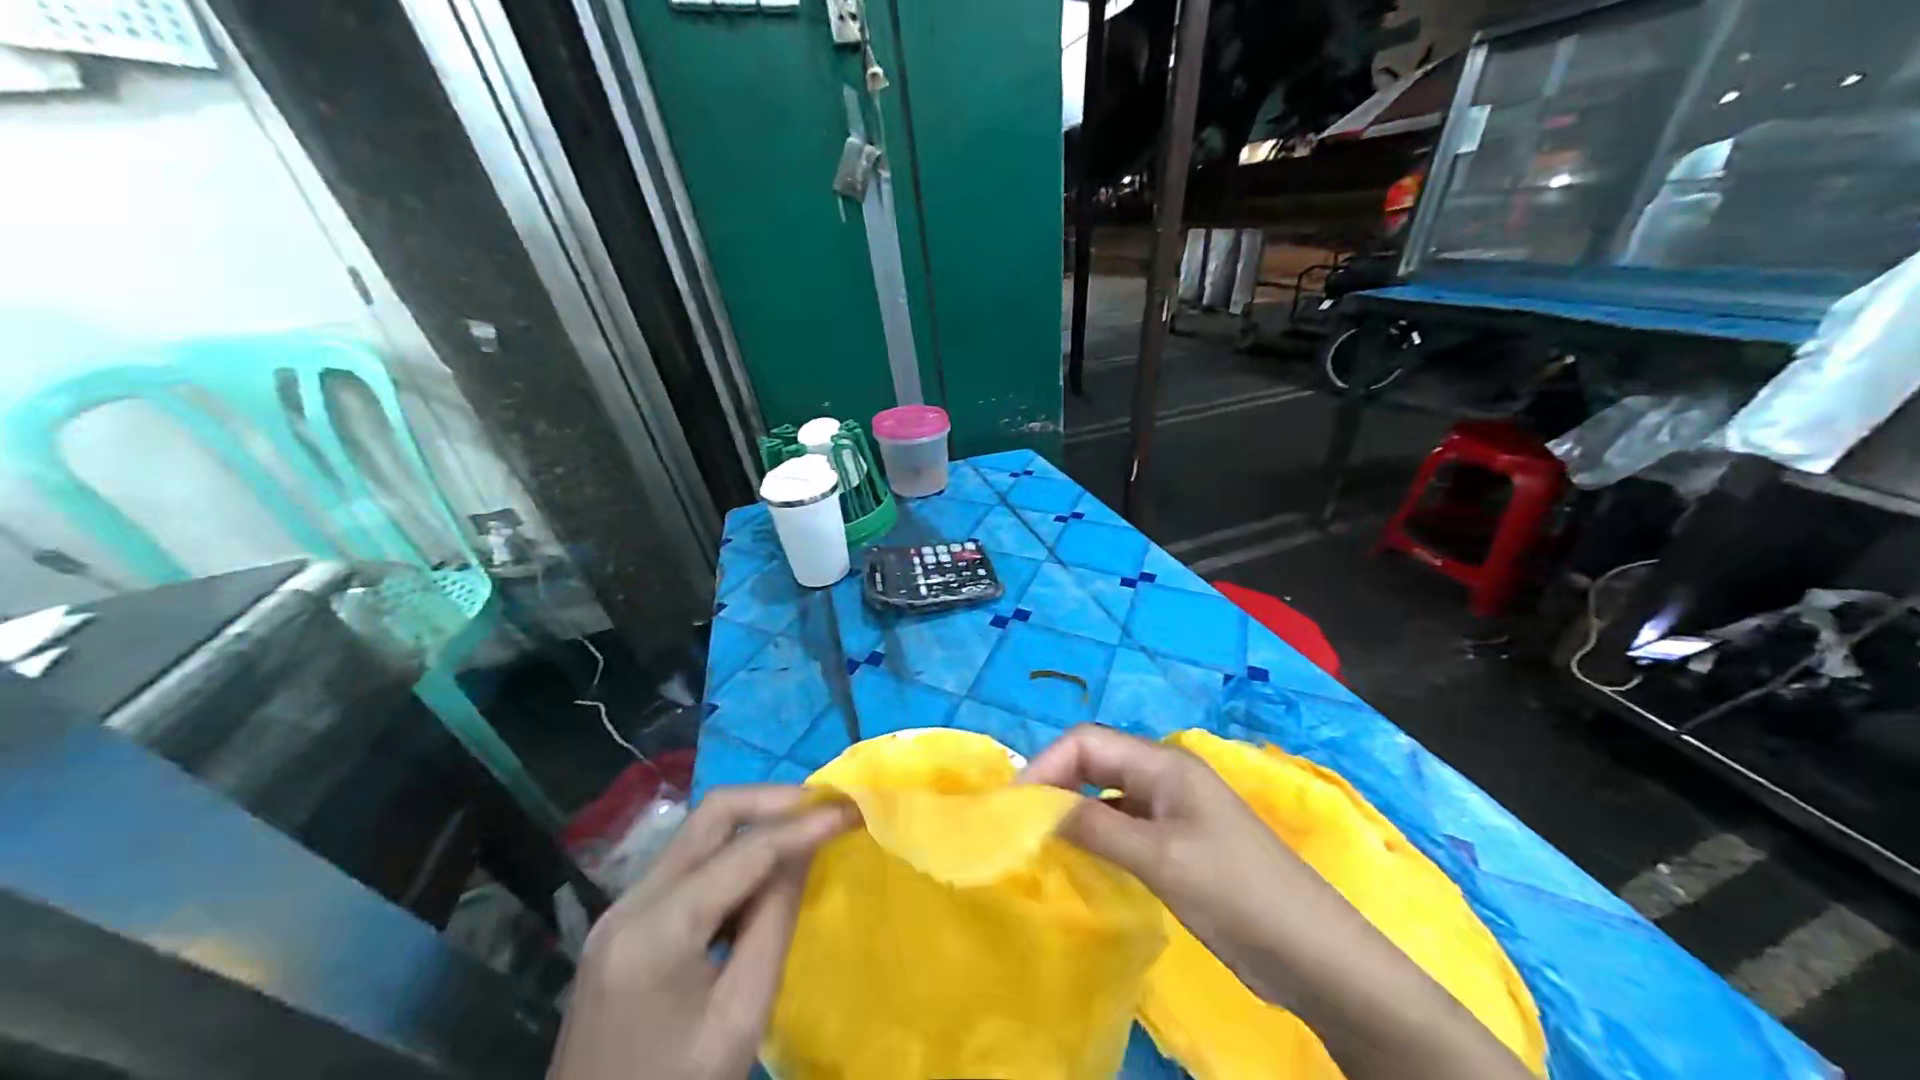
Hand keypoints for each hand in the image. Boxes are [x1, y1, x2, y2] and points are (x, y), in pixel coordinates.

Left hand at [549, 786, 854, 1079]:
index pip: (744, 851)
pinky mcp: (623, 923)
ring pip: (697, 835)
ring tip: (806, 833)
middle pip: (709, 815)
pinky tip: (762, 876)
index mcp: (656, 930)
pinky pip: (686, 867)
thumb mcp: (741, 1017)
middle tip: (826, 806)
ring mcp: (620, 910)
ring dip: (754, 825)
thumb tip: (806, 850)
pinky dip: (730, 857)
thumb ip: (774, 923)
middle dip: (775, 802)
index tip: (853, 807)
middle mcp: (630, 902)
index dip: (804, 824)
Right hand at [1020, 724, 1331, 1006]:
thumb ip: (1096, 827)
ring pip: (1106, 795)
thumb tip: (1038, 809)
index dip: (1048, 764)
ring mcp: (1172, 811)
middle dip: (1056, 783)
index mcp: (1164, 764)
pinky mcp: (1177, 844)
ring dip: (1073, 811)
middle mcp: (1164, 777)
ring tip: (1040, 843)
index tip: (1016, 806)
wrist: (1313, 954)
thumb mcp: (1161, 858)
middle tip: (1021, 825)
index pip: (1088, 742)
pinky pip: (1122, 825)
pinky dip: (1095, 835)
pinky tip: (1079, 861)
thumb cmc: (1237, 893)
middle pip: (1095, 762)